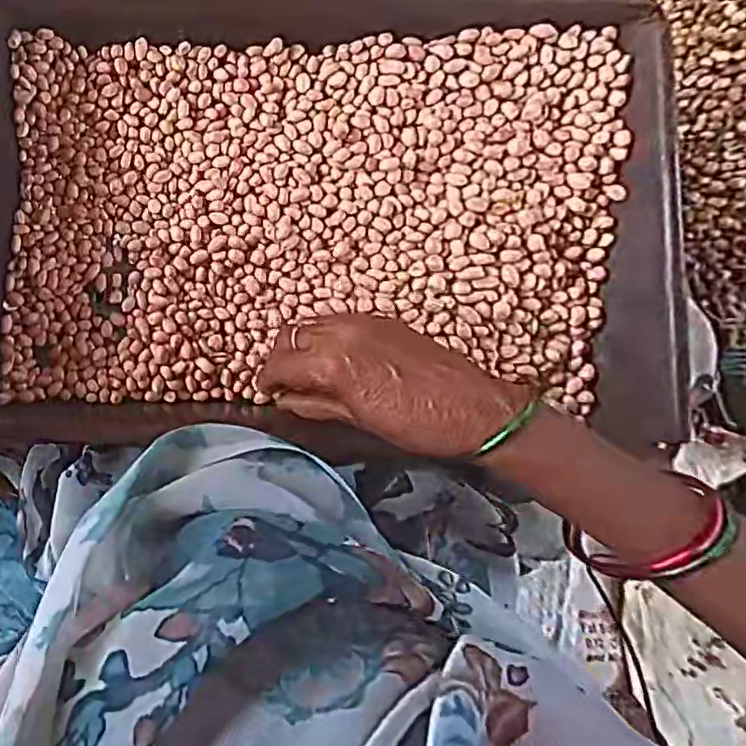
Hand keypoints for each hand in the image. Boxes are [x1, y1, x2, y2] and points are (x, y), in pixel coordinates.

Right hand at [256, 313, 534, 458]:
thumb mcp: (359, 421)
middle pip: (288, 337)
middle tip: (283, 382)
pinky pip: (336, 321)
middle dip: (280, 359)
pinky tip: (335, 357)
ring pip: (310, 324)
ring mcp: (362, 323)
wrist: (479, 411)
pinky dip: (325, 336)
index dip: (266, 380)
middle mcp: (341, 334)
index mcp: (331, 363)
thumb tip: (286, 400)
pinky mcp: (381, 320)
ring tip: (308, 369)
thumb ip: (315, 405)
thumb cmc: (418, 425)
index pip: (278, 364)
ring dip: (301, 345)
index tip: (267, 392)